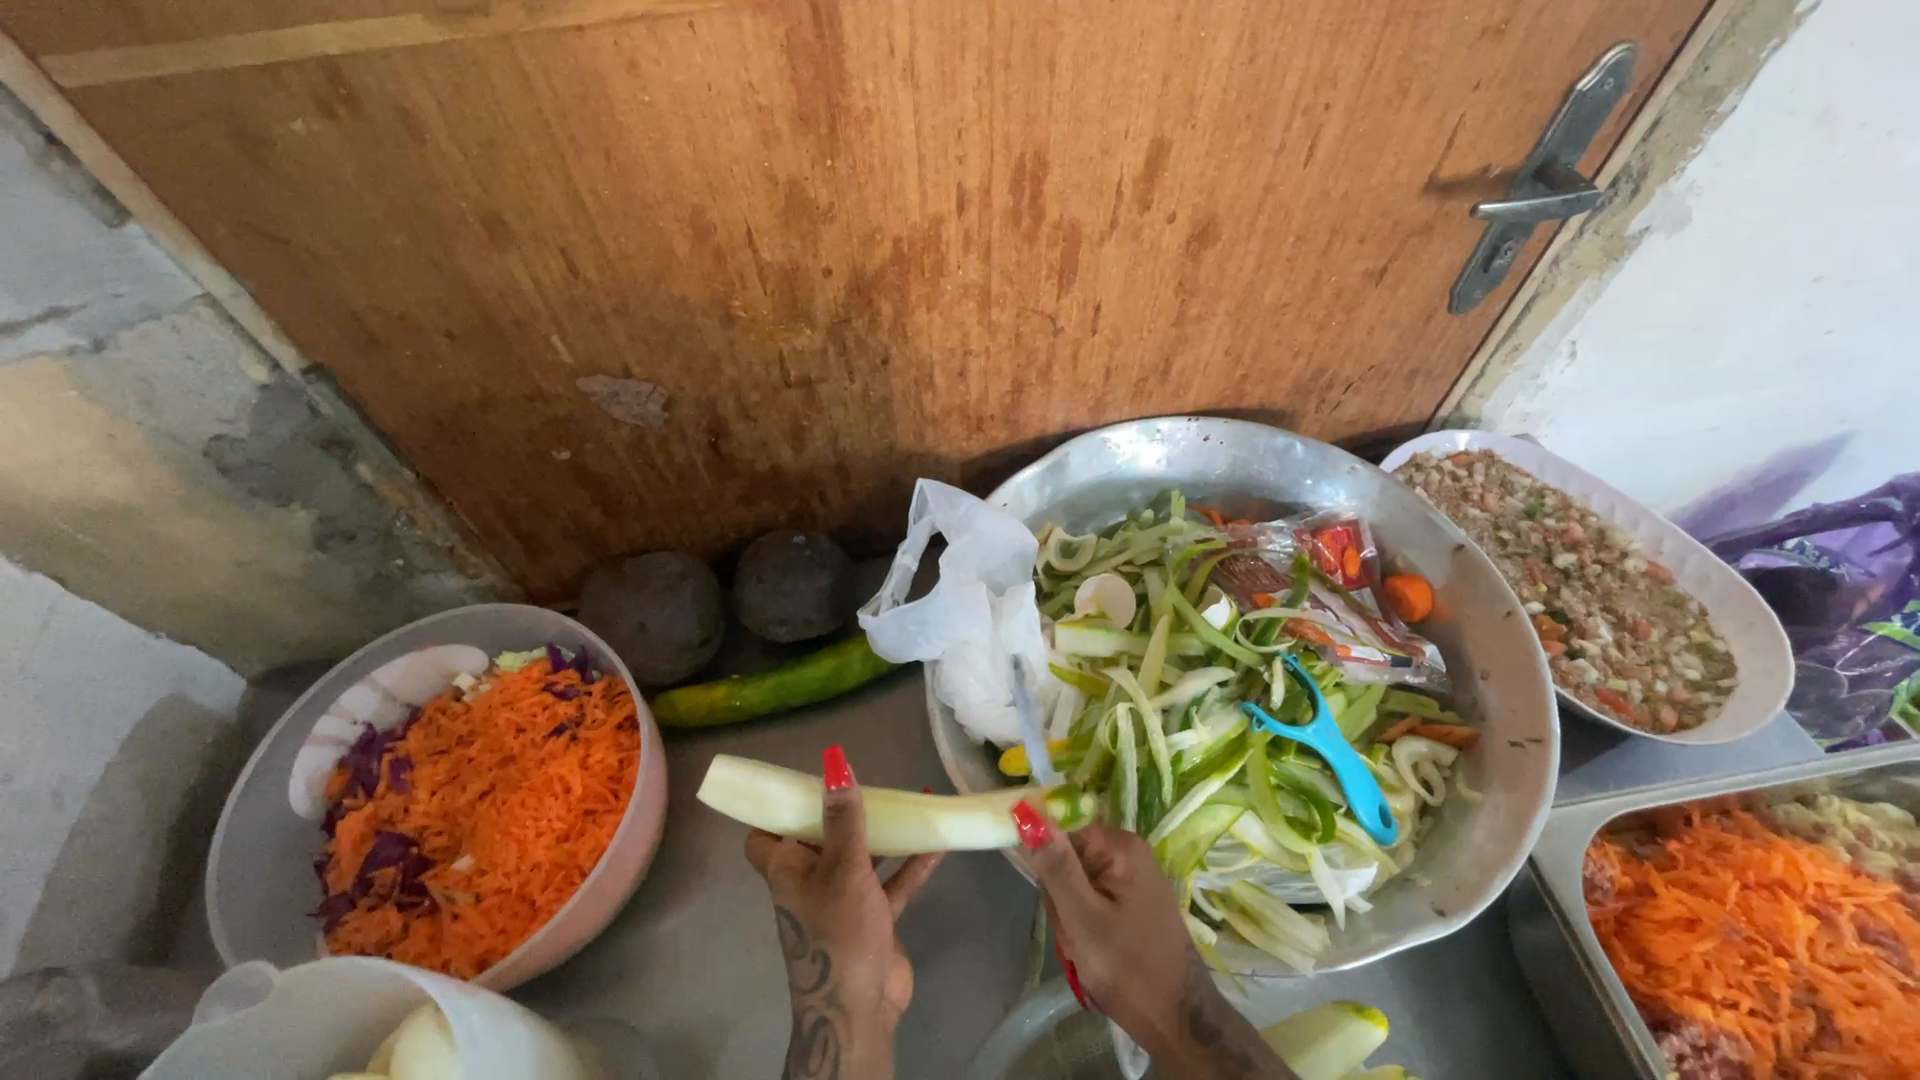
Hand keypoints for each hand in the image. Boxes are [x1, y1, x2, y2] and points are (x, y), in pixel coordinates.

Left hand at [745, 745, 943, 1079]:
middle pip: (821, 839)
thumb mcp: (843, 868)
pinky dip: (912, 864)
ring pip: (862, 857)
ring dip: (883, 833)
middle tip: (866, 781)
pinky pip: (892, 883)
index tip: (800, 782)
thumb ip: (844, 817)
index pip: (765, 837)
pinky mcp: (874, 919)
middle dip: (843, 813)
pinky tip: (938, 841)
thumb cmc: (838, 933)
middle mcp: (810, 882)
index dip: (777, 810)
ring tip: (909, 801)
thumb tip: (834, 761)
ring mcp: (843, 902)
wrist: (860, 1010)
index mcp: (787, 870)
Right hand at [1013, 808, 1295, 1078]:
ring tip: (1085, 948)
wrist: (1177, 1019)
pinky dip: (1084, 924)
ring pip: (1074, 883)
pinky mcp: (1131, 898)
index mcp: (1120, 845)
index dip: (1049, 868)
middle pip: (1066, 858)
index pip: (1059, 833)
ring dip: (1070, 917)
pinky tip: (1094, 948)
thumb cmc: (1130, 969)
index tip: (1057, 905)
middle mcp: (1128, 850)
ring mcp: (1131, 875)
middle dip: (1060, 900)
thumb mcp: (1084, 919)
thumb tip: (1026, 812)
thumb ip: (1055, 865)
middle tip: (1075, 935)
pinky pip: (1091, 899)